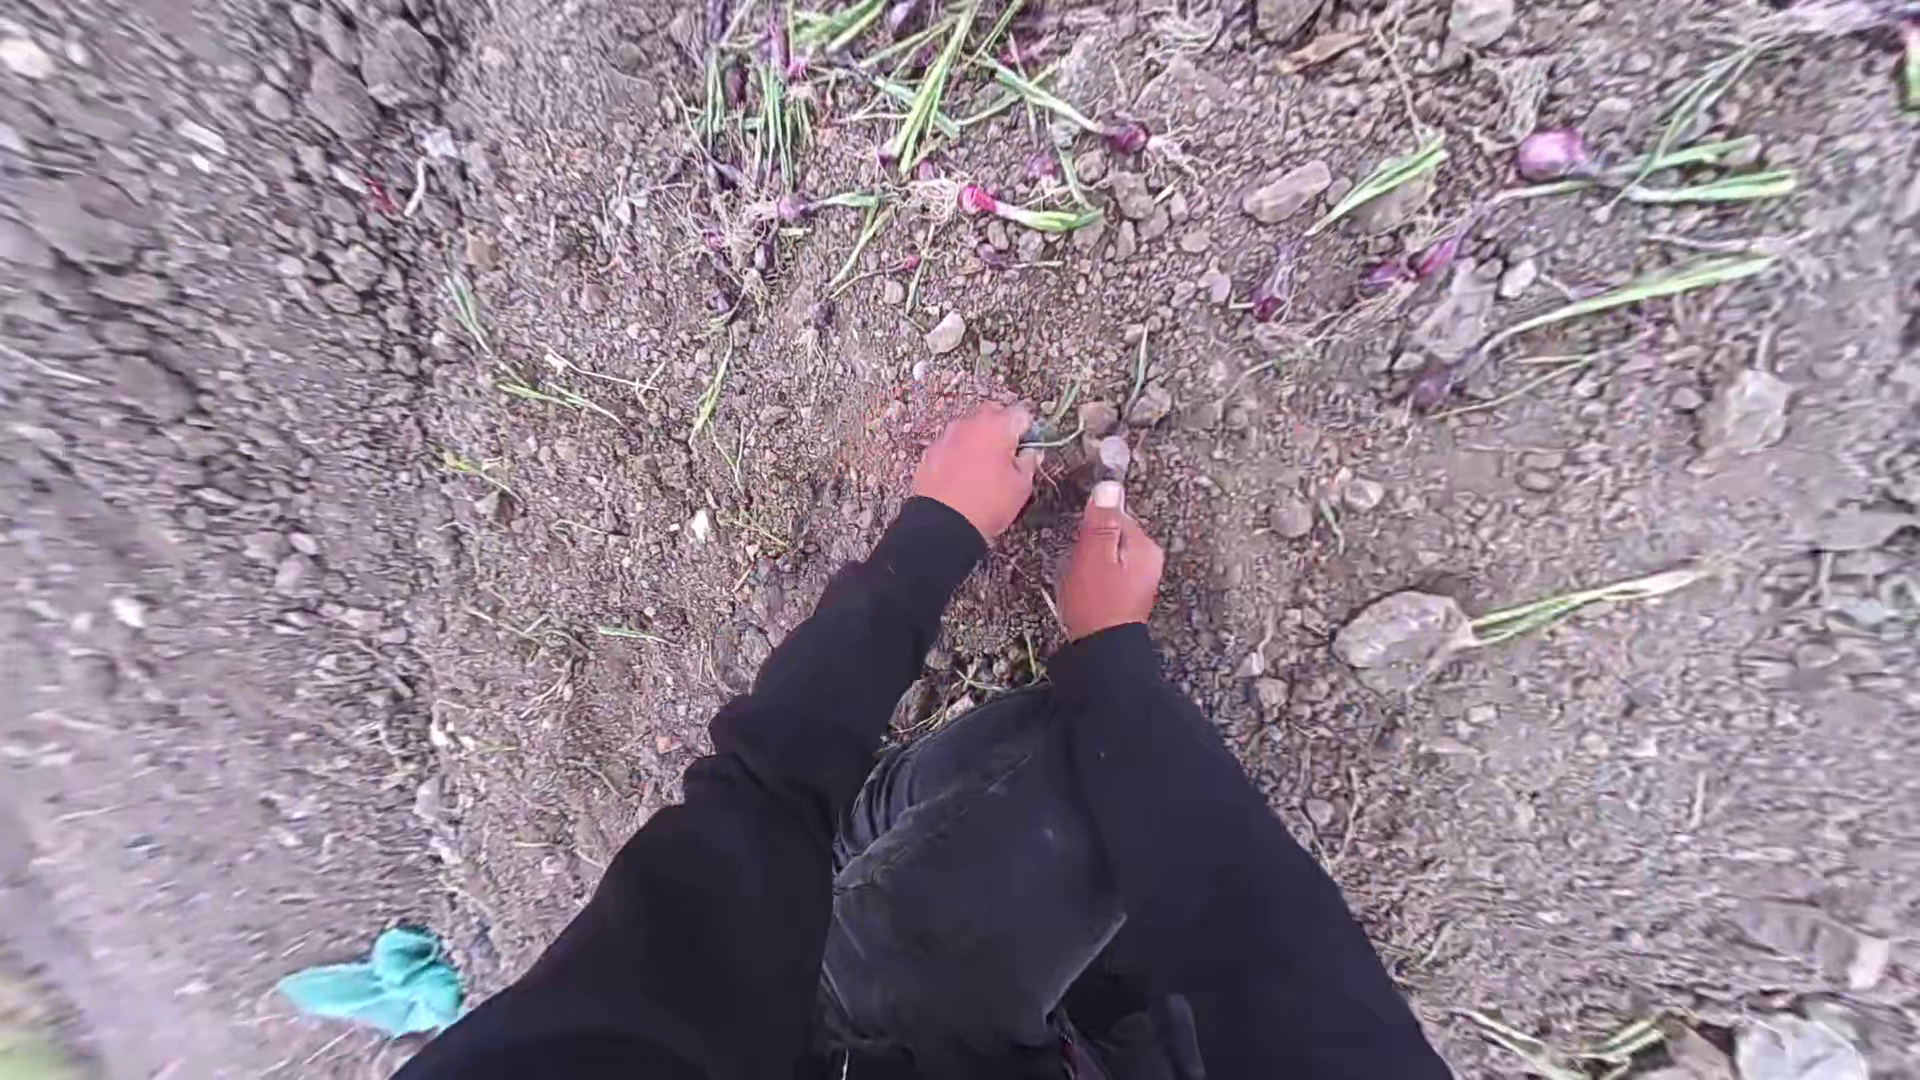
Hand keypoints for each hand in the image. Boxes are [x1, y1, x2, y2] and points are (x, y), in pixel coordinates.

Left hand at [910, 402, 1039, 541]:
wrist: (943, 525)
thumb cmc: (986, 505)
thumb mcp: (1021, 487)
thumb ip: (1028, 463)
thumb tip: (1030, 454)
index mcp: (997, 427)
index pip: (1021, 413)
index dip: (1028, 429)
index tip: (1029, 445)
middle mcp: (970, 424)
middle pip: (992, 413)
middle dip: (1002, 428)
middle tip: (1008, 454)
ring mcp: (946, 437)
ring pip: (969, 428)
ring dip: (978, 440)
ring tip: (984, 468)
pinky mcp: (930, 453)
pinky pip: (950, 445)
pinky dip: (959, 453)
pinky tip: (963, 476)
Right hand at [1059, 481, 1164, 640]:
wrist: (1100, 650)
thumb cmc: (1096, 604)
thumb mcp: (1093, 555)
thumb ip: (1102, 521)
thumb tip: (1109, 486)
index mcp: (1144, 547)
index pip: (1115, 515)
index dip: (1091, 527)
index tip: (1082, 544)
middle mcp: (1148, 560)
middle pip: (1111, 534)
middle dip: (1090, 545)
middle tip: (1080, 565)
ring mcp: (1139, 577)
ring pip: (1106, 553)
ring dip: (1089, 562)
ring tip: (1082, 581)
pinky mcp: (1127, 591)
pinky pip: (1106, 571)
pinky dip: (1092, 577)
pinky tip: (1085, 591)